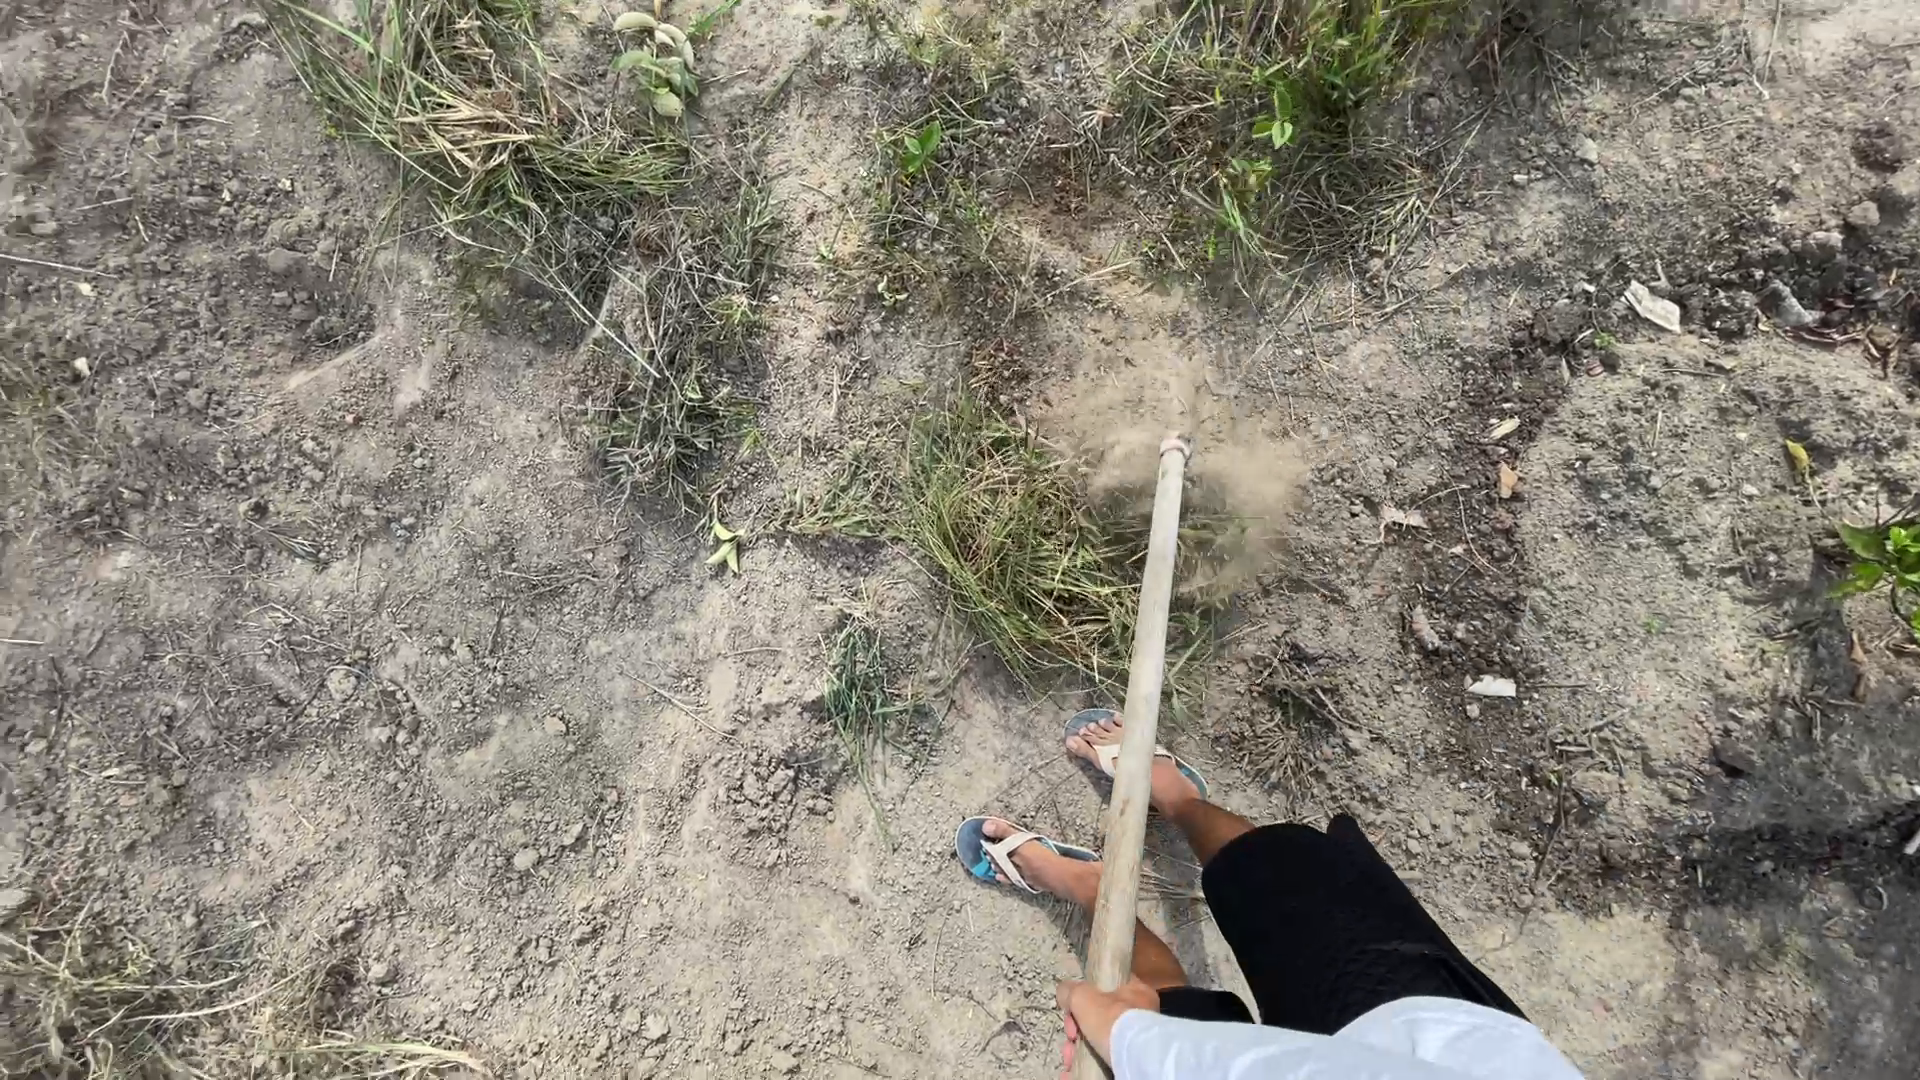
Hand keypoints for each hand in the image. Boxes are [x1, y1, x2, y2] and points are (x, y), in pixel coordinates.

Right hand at [1057, 976, 1160, 1067]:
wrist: (1134, 1061)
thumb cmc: (1112, 1020)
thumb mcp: (1083, 996)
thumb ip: (1070, 991)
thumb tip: (1064, 994)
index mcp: (1135, 991)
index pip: (1106, 987)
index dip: (1084, 996)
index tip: (1072, 1010)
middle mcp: (1139, 1015)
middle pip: (1098, 1018)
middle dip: (1076, 1030)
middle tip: (1070, 1038)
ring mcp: (1136, 1042)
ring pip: (1099, 1042)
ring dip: (1077, 1050)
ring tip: (1069, 1060)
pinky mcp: (1130, 1063)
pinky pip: (1103, 1062)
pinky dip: (1086, 1066)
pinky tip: (1071, 1073)